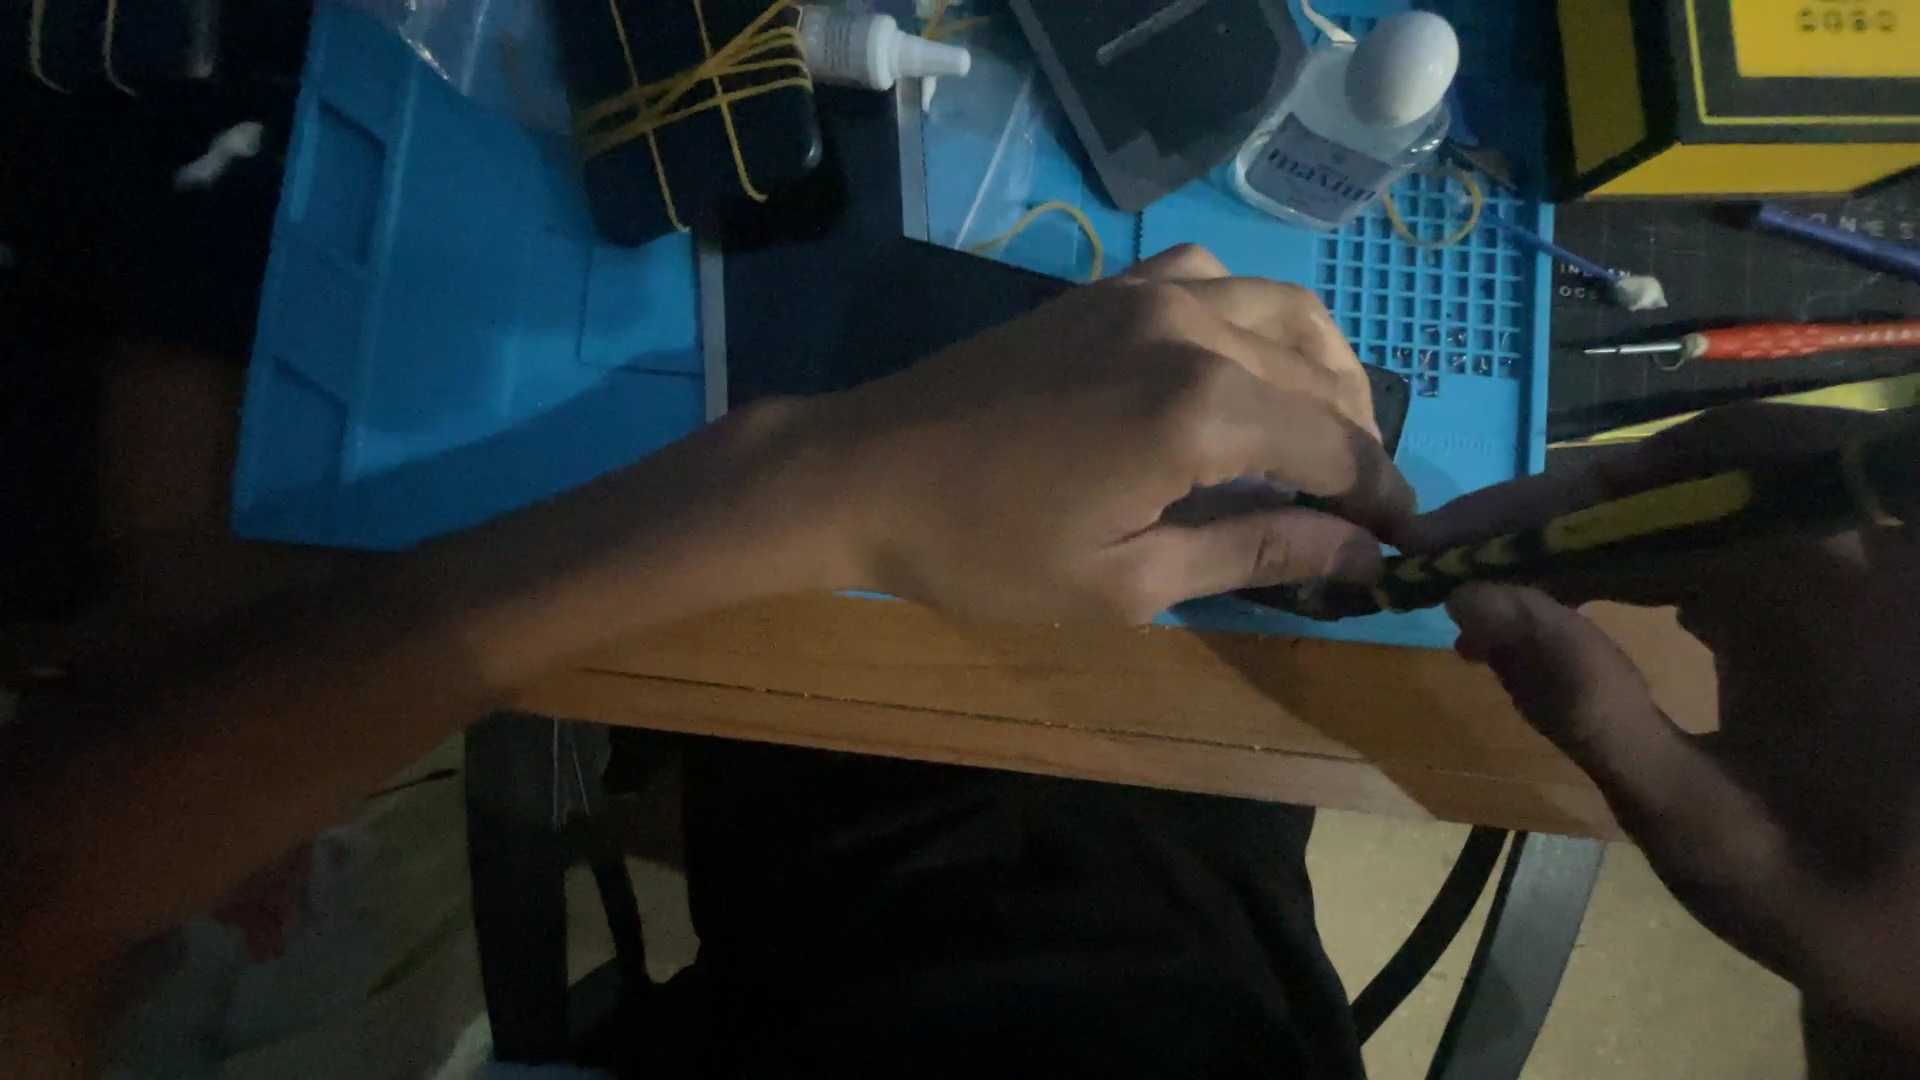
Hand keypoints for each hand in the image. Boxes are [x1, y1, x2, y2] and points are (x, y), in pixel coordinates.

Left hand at [810, 245, 1413, 622]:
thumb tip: (1356, 551)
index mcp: (1203, 408)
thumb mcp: (1124, 581)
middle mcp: (1192, 327)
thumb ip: (1249, 552)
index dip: (1382, 498)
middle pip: (1322, 372)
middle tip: (1359, 505)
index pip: (1337, 446)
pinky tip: (1236, 368)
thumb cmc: (984, 550)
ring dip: (1318, 372)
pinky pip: (1212, 282)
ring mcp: (1144, 292)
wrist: (865, 474)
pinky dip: (1251, 323)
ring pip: (1279, 311)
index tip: (1401, 542)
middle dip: (1357, 440)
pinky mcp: (1102, 288)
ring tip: (1317, 438)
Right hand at [1404, 406, 1919, 1048]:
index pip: (1728, 479)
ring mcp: (1826, 584)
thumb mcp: (1695, 822)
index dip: (1600, 480)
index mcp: (1864, 608)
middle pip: (1677, 490)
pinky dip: (1598, 572)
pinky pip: (1683, 554)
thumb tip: (1470, 596)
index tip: (1485, 524)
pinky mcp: (1797, 606)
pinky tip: (1538, 612)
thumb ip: (1584, 705)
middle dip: (1548, 516)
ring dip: (1561, 543)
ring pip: (1669, 517)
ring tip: (1472, 586)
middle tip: (1441, 554)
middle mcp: (1854, 570)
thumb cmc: (1838, 904)